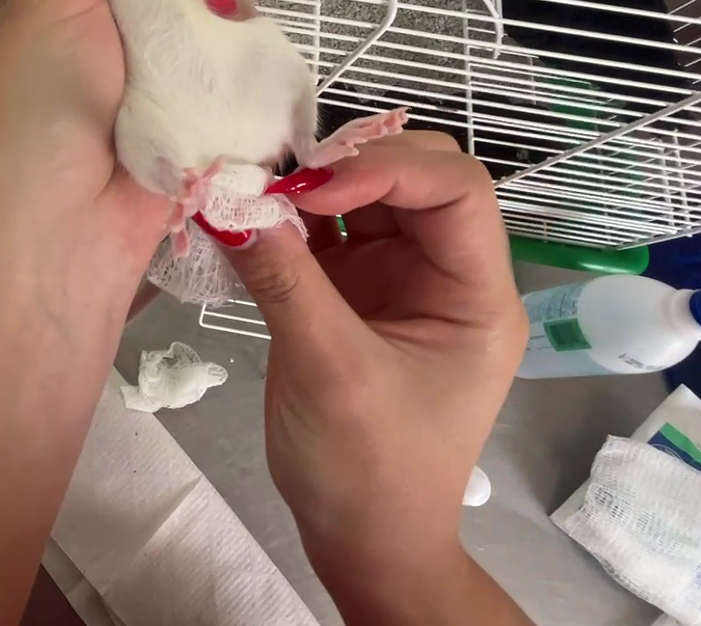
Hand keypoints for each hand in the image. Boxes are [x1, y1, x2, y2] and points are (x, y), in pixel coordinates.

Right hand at [222, 136, 531, 622]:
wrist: (359, 536)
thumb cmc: (369, 467)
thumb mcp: (329, 371)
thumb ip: (282, 279)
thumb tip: (225, 203)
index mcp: (475, 294)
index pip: (455, 191)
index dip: (388, 169)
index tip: (309, 190)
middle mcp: (440, 273)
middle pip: (416, 177)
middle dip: (352, 164)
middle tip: (285, 178)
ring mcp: (393, 278)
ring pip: (364, 195)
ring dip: (312, 184)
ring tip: (257, 187)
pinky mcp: (348, 289)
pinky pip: (322, 230)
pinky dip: (287, 217)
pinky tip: (251, 217)